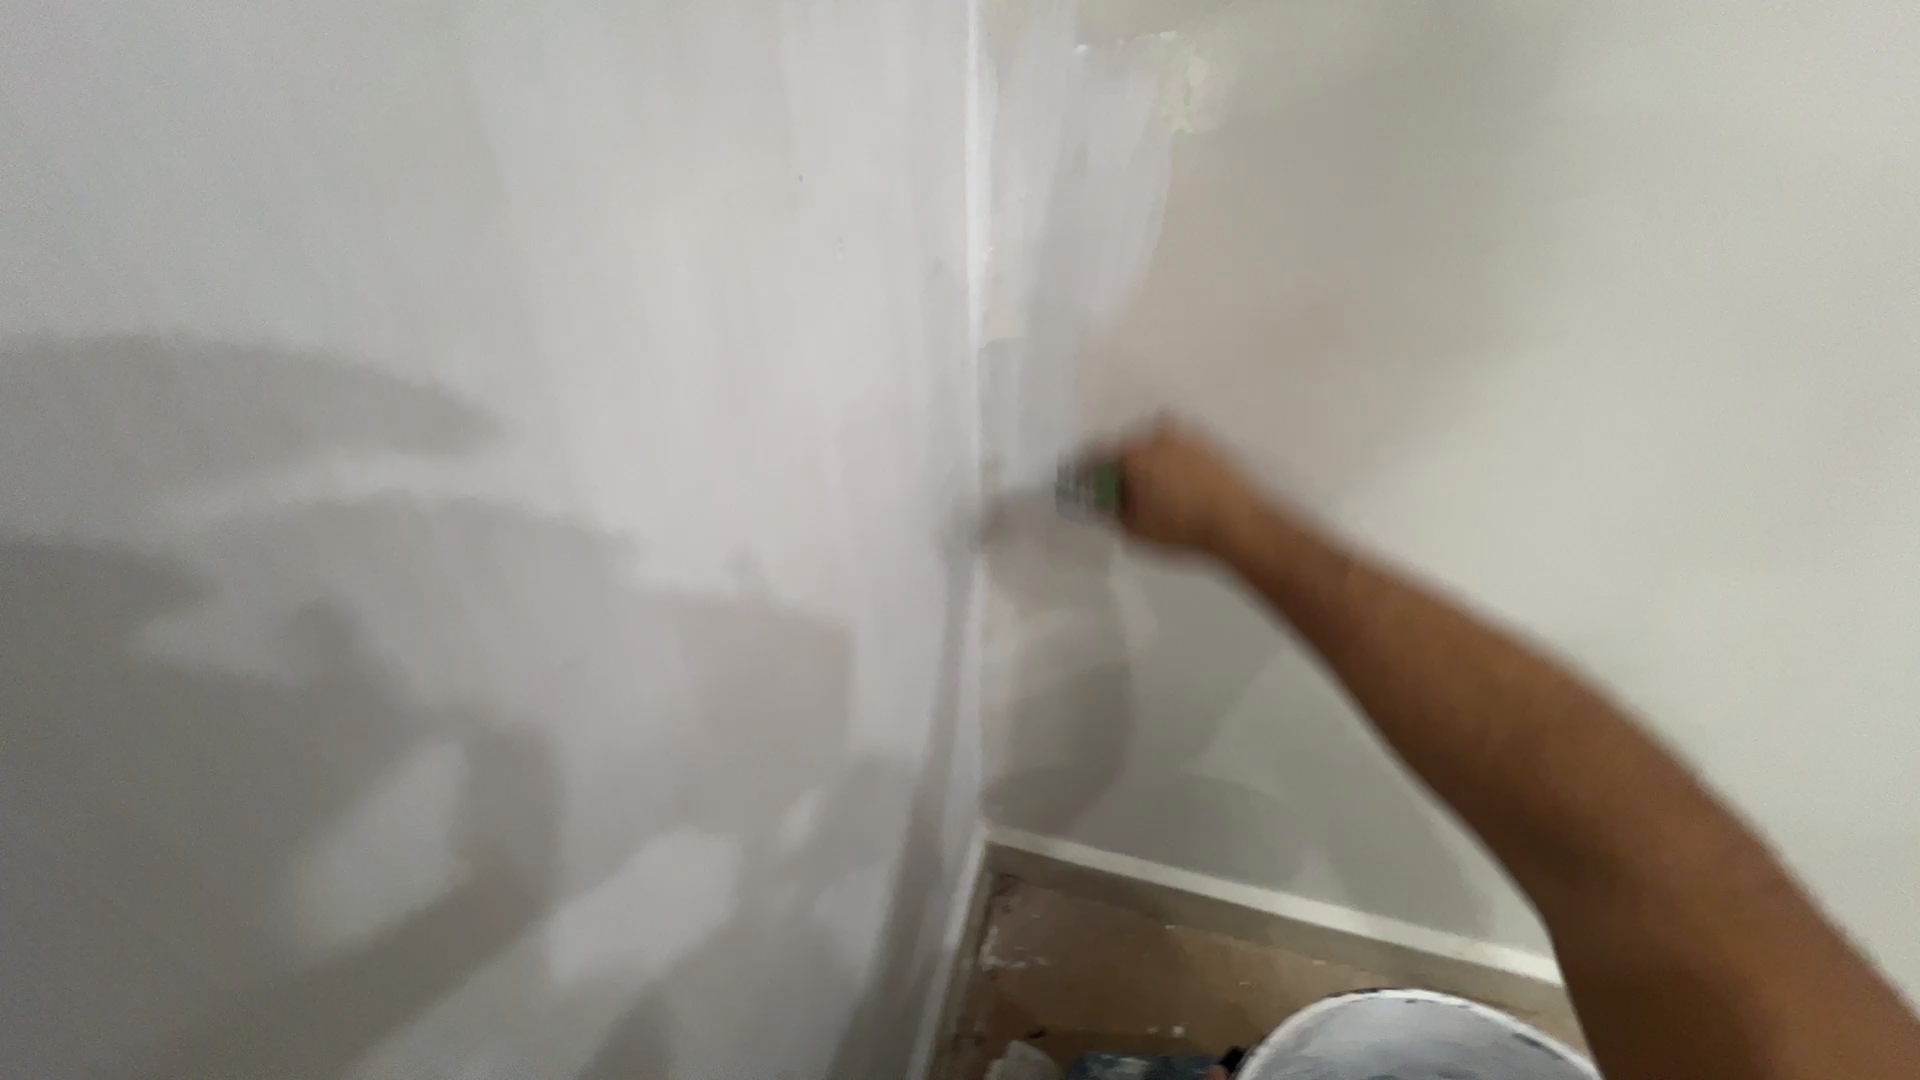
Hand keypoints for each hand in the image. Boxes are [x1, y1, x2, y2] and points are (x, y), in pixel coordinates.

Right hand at [1101, 420, 1262, 556]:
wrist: (1240, 524)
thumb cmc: (1182, 528)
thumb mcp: (1134, 529)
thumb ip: (1109, 509)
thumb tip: (1100, 499)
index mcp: (1131, 453)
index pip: (1094, 458)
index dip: (1086, 476)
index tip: (1086, 489)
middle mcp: (1156, 436)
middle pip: (1125, 450)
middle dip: (1120, 470)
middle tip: (1123, 497)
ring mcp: (1185, 436)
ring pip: (1153, 449)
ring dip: (1148, 466)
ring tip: (1154, 496)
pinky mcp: (1208, 444)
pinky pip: (1177, 452)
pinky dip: (1171, 465)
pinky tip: (1178, 490)